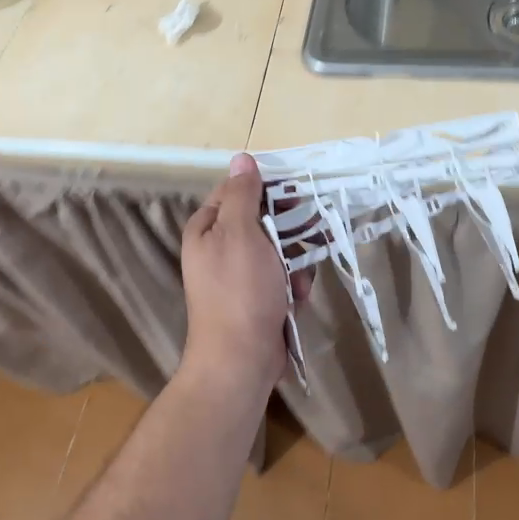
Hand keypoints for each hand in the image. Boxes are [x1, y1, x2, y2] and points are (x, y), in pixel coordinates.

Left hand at [179, 154, 308, 390]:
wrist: (240, 361)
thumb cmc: (239, 290)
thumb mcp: (241, 232)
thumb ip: (243, 194)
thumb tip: (241, 157)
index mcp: (207, 228)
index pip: (238, 190)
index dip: (267, 188)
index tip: (296, 192)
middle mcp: (218, 248)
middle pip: (262, 219)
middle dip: (288, 229)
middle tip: (311, 230)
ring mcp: (238, 276)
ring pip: (278, 249)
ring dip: (295, 260)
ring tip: (299, 278)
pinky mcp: (257, 300)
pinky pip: (281, 278)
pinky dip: (292, 285)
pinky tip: (296, 299)